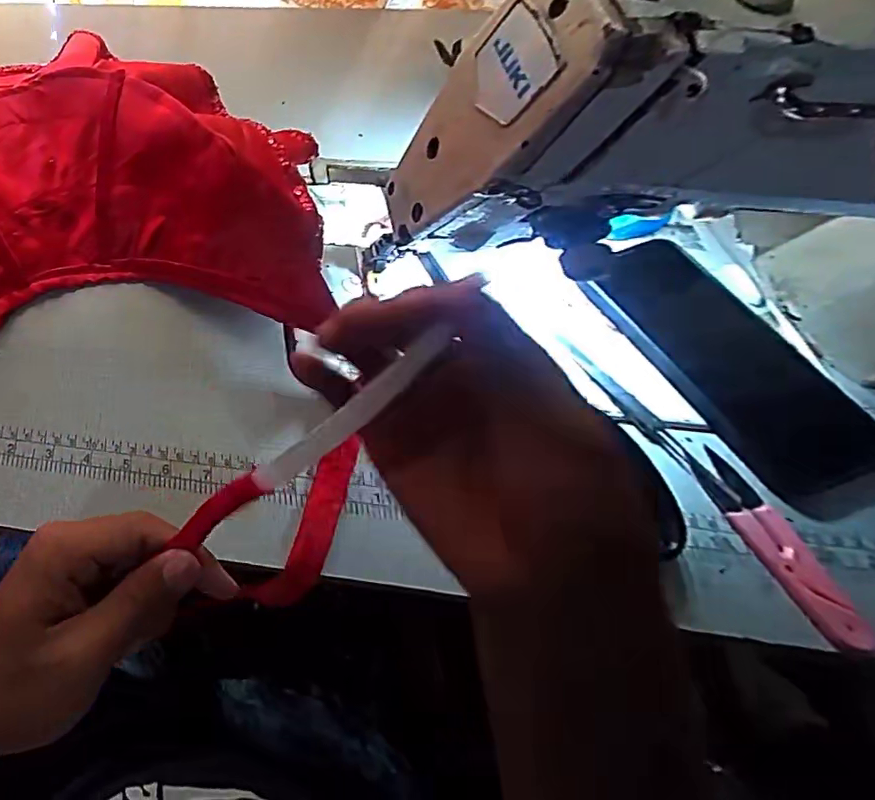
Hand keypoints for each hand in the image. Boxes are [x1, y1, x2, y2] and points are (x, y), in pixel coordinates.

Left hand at [0, 514, 235, 797]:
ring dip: (146, 600)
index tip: (226, 592)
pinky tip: (116, 641)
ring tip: (128, 646)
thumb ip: (138, 604)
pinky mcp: (63, 580)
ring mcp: (62, 559)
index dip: (189, 552)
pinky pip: (112, 580)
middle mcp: (64, 540)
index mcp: (64, 546)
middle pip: (137, 541)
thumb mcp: (85, 654)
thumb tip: (189, 560)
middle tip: (167, 634)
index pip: (142, 528)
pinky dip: (128, 608)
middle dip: (165, 582)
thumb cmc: (20, 693)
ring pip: (129, 562)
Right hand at [291, 277, 658, 606]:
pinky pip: (346, 394)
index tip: (397, 310)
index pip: (455, 308)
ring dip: (344, 333)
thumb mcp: (558, 422)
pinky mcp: (382, 434)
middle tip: (346, 326)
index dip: (424, 300)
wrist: (546, 580)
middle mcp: (452, 370)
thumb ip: (505, 358)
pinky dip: (321, 375)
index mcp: (502, 358)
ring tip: (323, 337)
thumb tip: (460, 293)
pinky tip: (303, 362)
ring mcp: (414, 401)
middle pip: (406, 322)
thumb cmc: (571, 499)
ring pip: (371, 350)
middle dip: (377, 314)